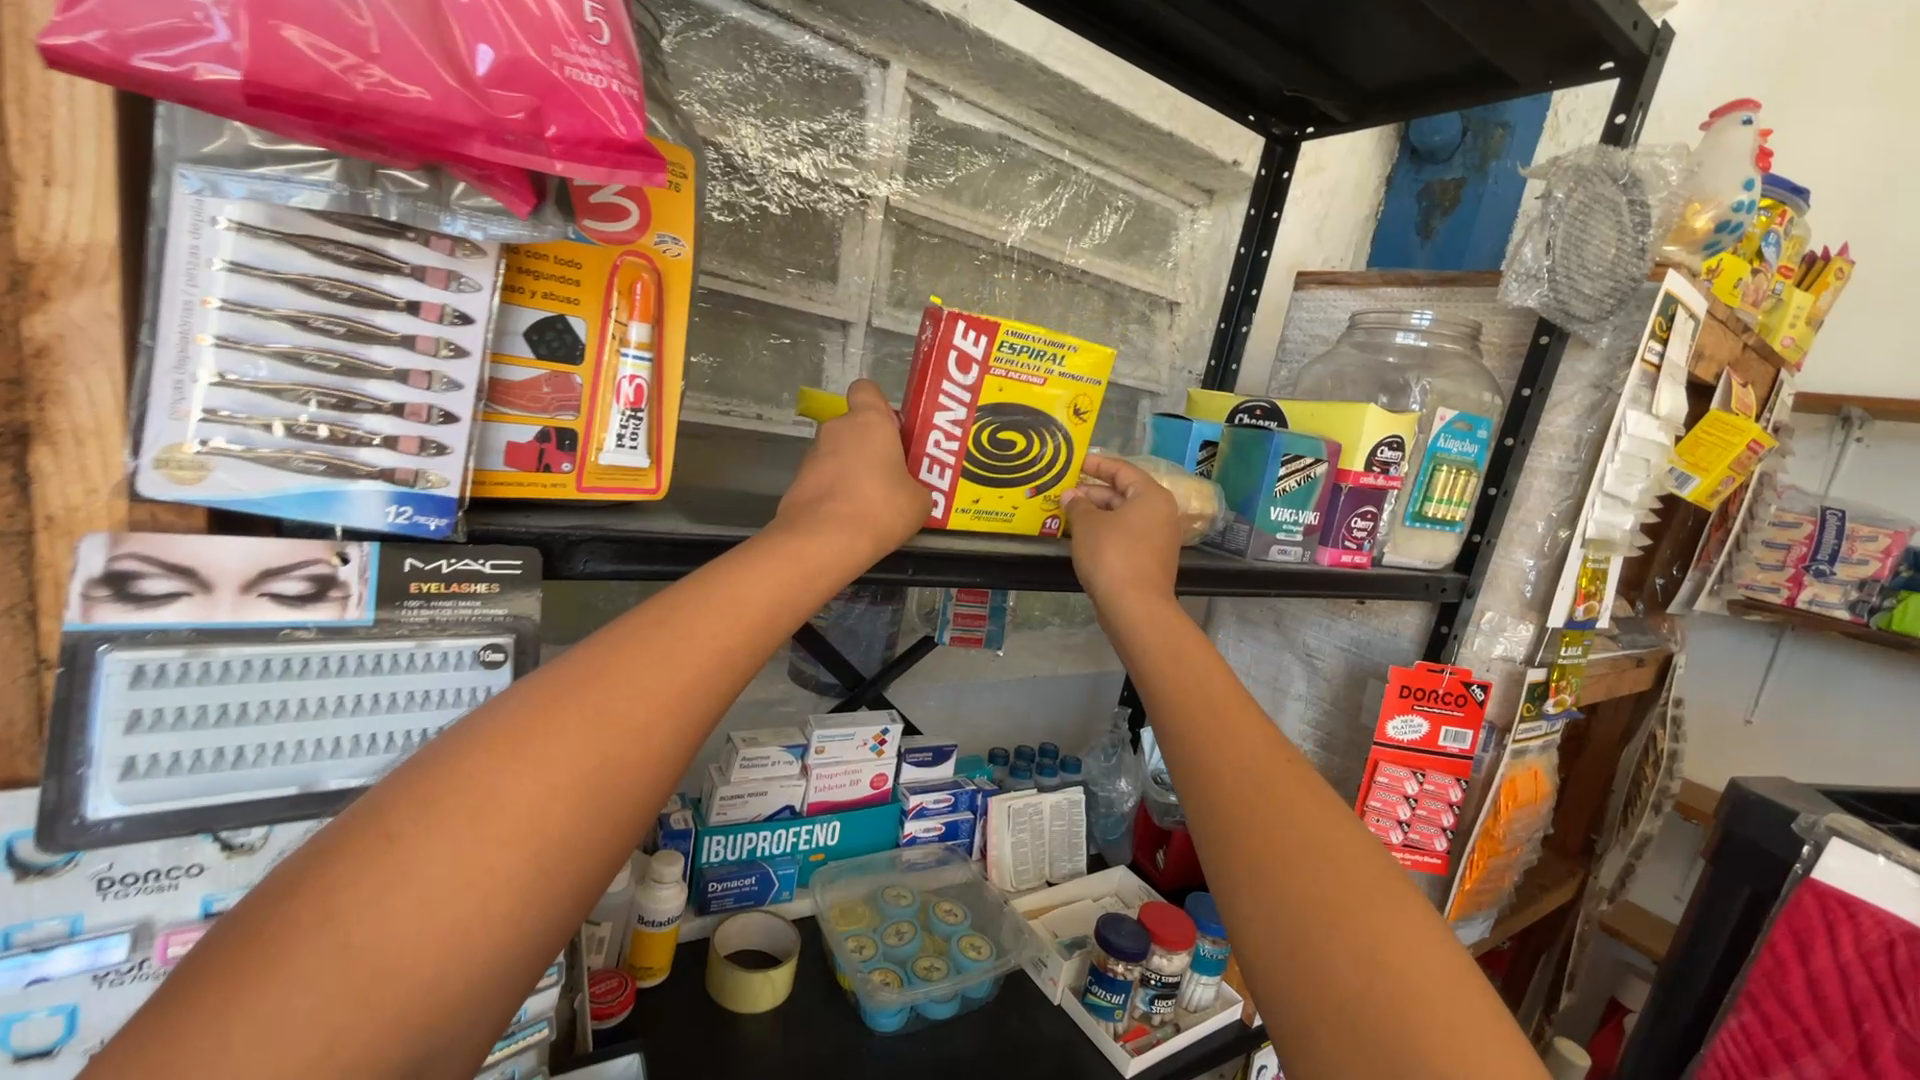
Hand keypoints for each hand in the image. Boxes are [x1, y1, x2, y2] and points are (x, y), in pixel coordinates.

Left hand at [775, 379, 930, 557]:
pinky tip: (848, 520)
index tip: (892, 430)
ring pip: (837, 456)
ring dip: (850, 473)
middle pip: (853, 427)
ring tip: (869, 506)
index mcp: (869, 421)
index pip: (867, 390)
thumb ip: (914, 484)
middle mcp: (836, 429)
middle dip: (869, 447)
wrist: (824, 540)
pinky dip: (834, 495)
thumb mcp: (919, 500)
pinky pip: (823, 481)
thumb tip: (909, 492)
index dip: (879, 405)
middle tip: (889, 477)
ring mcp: (812, 456)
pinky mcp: (797, 483)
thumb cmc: (881, 508)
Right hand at [1061, 453, 1181, 610]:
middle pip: (1123, 493)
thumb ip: (1077, 505)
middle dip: (1092, 492)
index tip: (1075, 462)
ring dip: (1096, 514)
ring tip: (1067, 513)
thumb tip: (1070, 496)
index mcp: (1151, 496)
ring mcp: (1157, 538)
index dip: (1096, 464)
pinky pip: (1125, 536)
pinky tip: (1081, 537)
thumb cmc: (1112, 555)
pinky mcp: (1149, 560)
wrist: (1134, 607)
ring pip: (1123, 517)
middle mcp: (1160, 513)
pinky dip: (1104, 532)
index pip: (1122, 469)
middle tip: (1064, 492)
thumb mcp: (1088, 525)